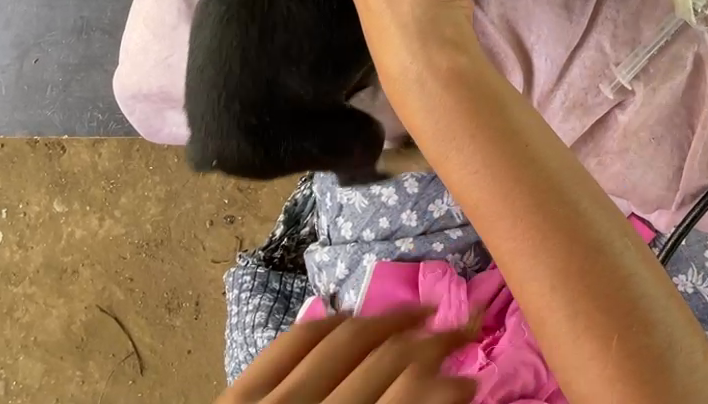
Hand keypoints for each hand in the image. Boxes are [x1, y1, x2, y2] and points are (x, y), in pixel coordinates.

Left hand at [218, 308, 476, 403]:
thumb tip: (453, 392)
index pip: (408, 395)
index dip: (447, 380)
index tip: (472, 376)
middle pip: (385, 358)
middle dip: (432, 339)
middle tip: (462, 330)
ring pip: (344, 336)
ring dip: (390, 318)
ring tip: (421, 313)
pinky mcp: (236, 397)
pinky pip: (294, 340)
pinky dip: (330, 323)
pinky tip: (356, 319)